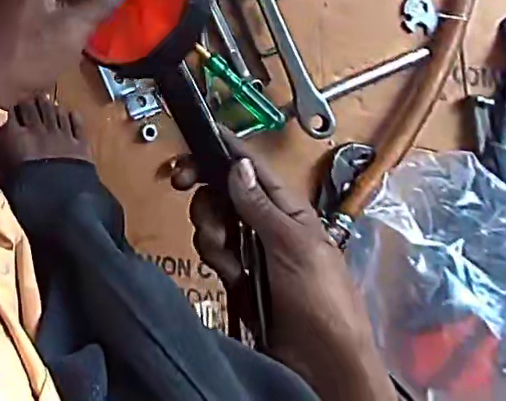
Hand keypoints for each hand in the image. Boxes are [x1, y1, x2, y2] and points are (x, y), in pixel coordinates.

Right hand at [178, 138, 395, 400]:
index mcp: (286, 209)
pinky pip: (211, 248)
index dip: (222, 148)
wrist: (322, 368)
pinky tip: (233, 276)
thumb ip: (261, 205)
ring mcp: (250, 248)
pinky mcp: (236, 272)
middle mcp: (265, 222)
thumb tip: (238, 164)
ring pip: (211, 218)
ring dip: (210, 232)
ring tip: (228, 257)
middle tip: (183, 186)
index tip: (193, 138)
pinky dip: (214, 257)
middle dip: (205, 194)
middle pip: (220, 188)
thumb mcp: (293, 247)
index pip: (249, 166)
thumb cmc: (322, 302)